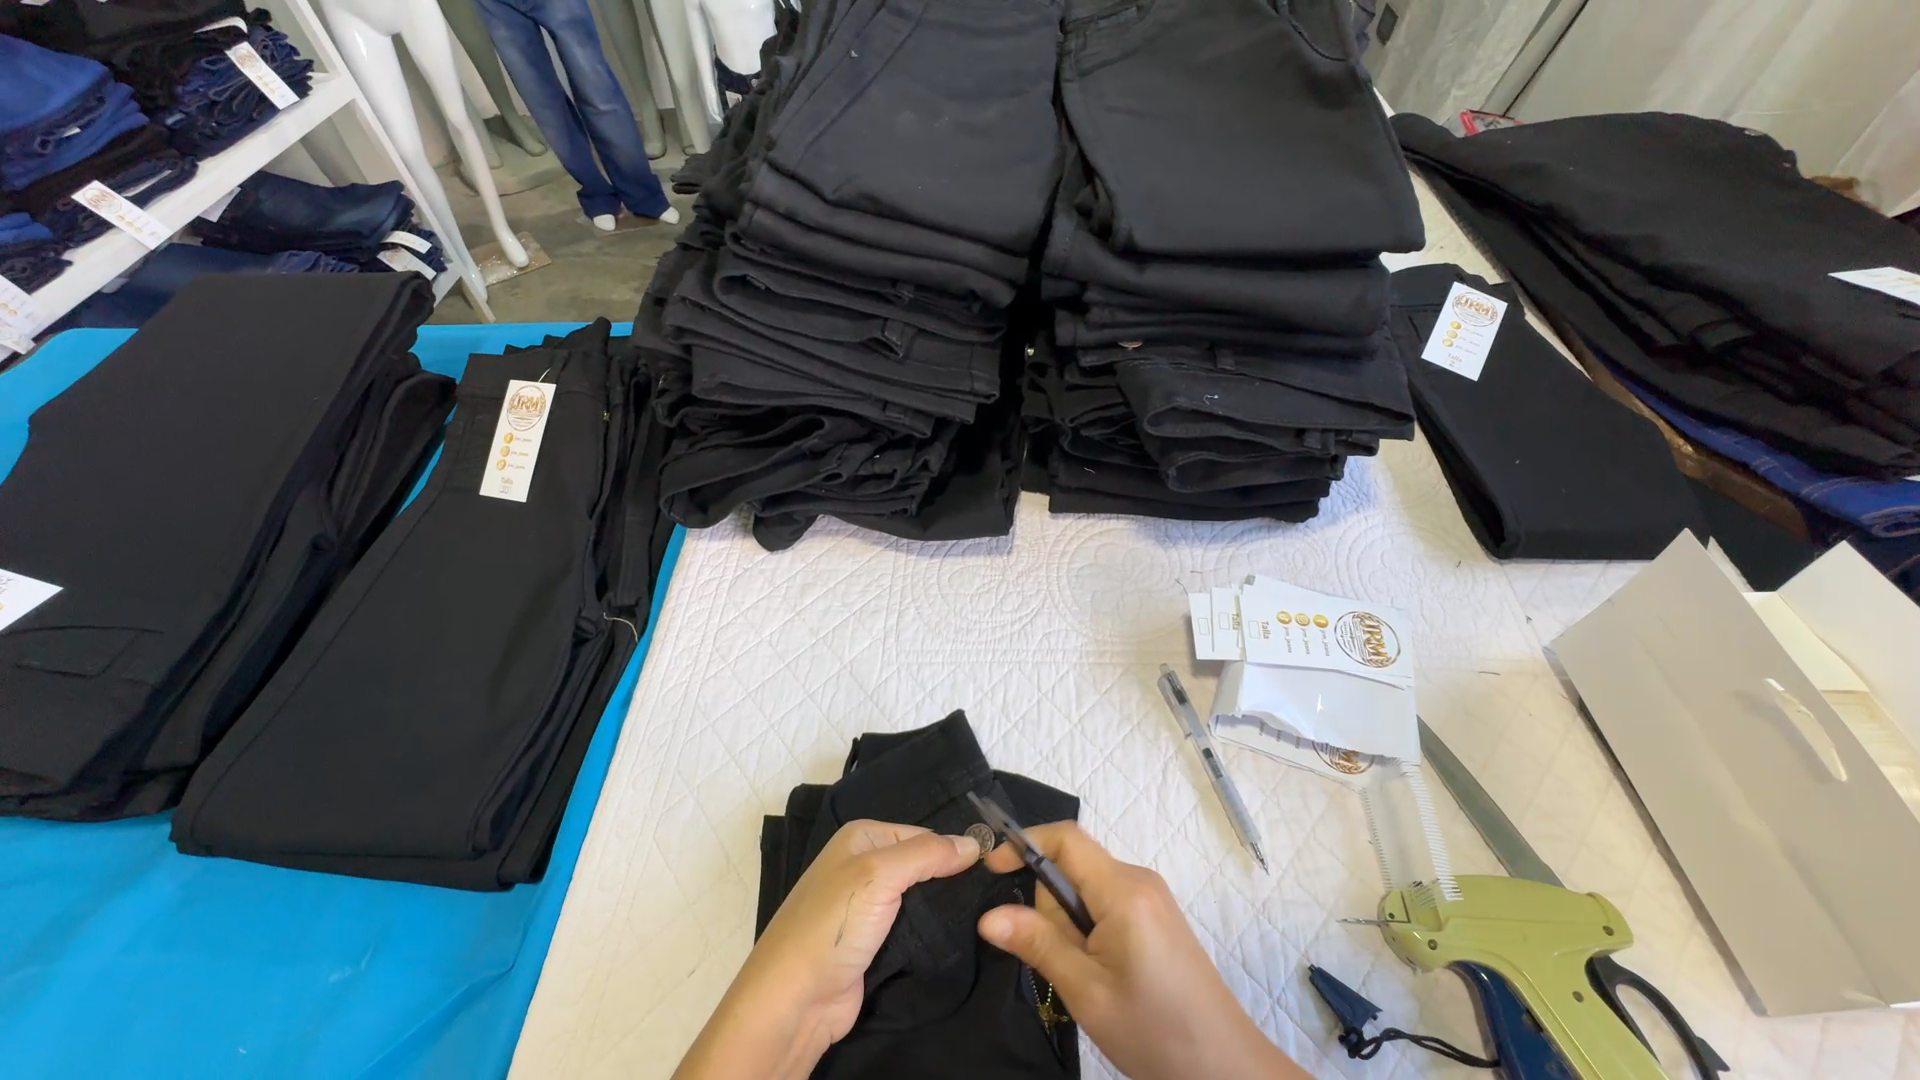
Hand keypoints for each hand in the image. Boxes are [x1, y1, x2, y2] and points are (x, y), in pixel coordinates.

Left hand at [673, 820, 981, 1079]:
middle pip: (921, 864)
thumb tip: (974, 842)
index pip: (921, 834)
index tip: (990, 867)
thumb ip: (927, 854)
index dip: (952, 849)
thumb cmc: (833, 924)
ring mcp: (868, 906)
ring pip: (919, 898)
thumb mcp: (879, 874)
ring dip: (943, 908)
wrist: (795, 999)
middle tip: (992, 893)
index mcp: (861, 838)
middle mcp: (863, 865)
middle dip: (950, 879)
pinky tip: (958, 936)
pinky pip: (912, 927)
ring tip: (984, 915)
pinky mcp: (875, 942)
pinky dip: (931, 932)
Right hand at [977, 823, 1308, 1079]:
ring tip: (1084, 977)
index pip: (1065, 838)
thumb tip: (988, 916)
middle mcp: (1139, 880)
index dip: (1023, 843)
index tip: (990, 871)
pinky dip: (1086, 930)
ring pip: (1085, 889)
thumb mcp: (1086, 992)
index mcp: (1124, 889)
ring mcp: (1150, 899)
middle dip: (1049, 906)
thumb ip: (1038, 944)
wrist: (1226, 1069)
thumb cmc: (1155, 1031)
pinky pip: (1104, 904)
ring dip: (1068, 924)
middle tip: (1060, 962)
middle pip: (1072, 866)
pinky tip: (1098, 973)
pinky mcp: (1155, 918)